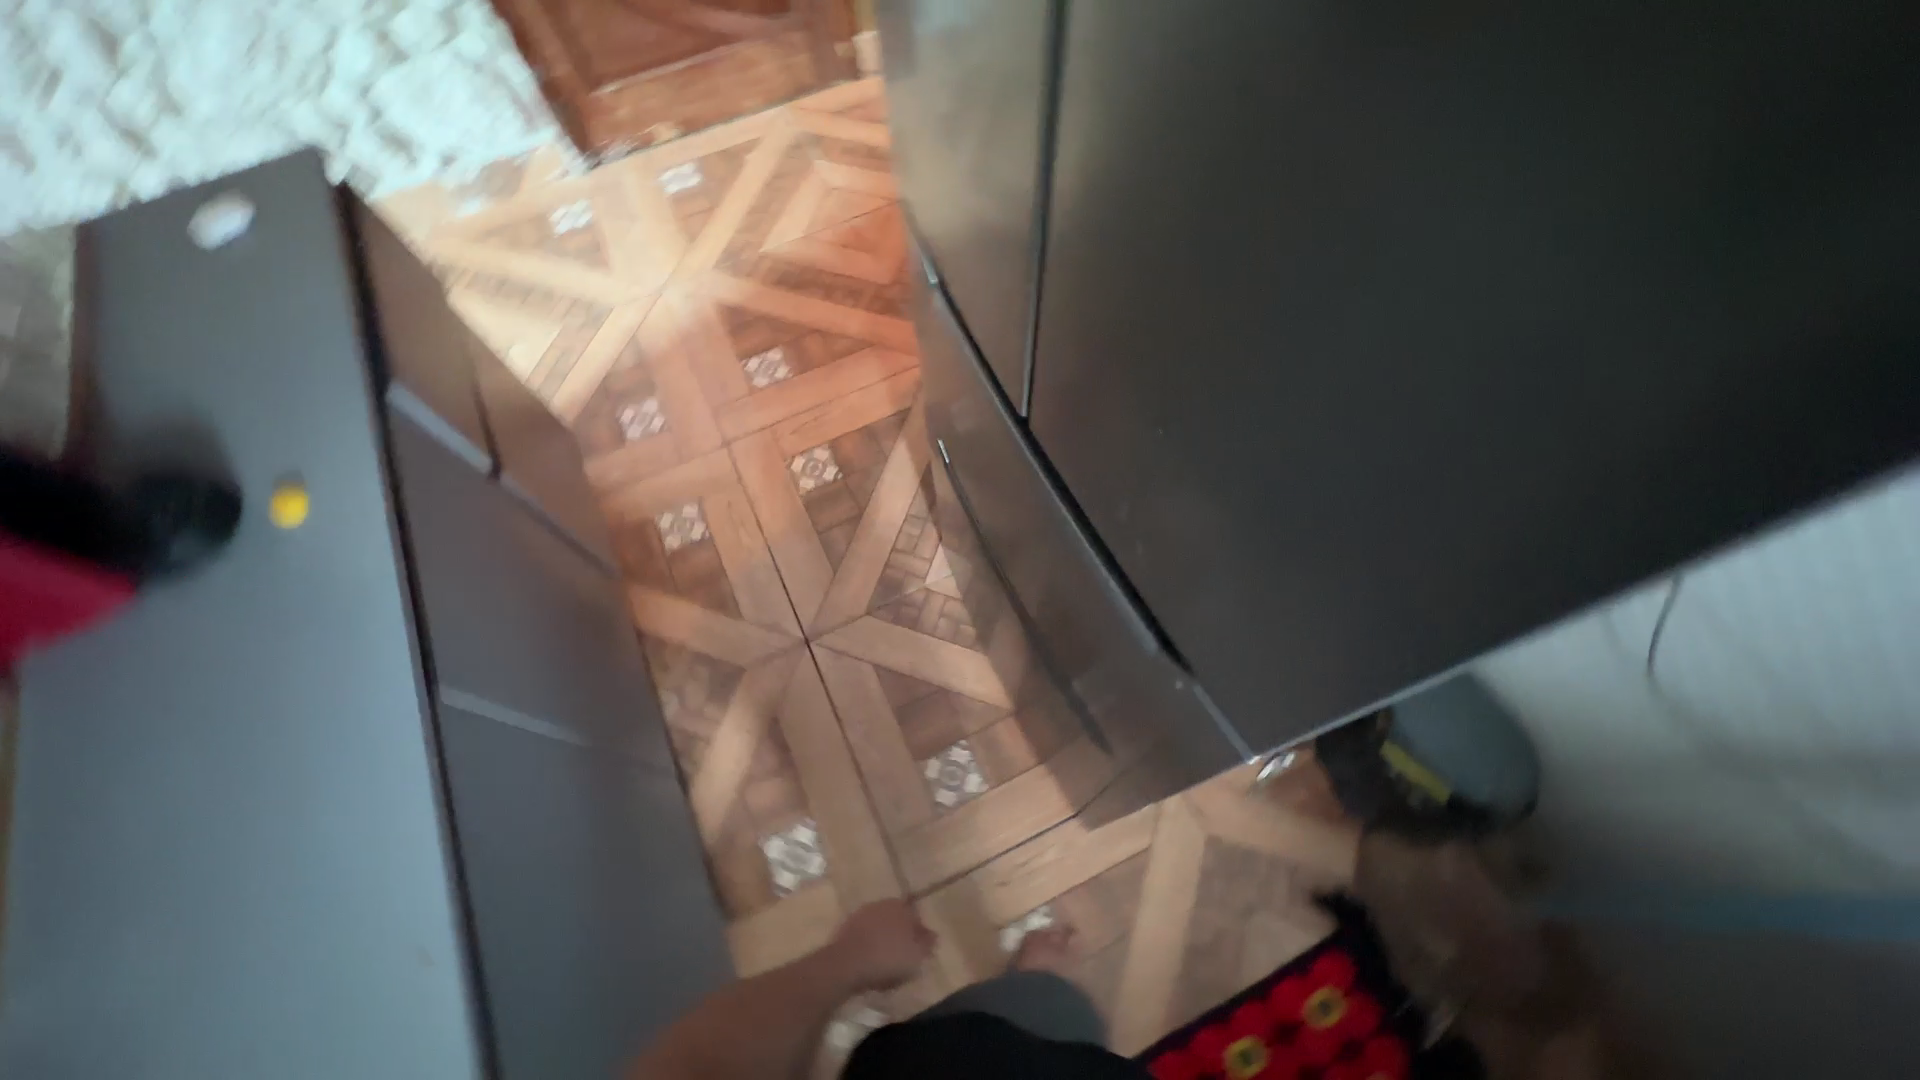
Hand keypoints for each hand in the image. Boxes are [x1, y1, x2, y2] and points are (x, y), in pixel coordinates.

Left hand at [828, 899, 935, 990]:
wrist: (846, 964)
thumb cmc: (887, 959)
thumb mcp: (916, 957)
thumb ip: (927, 944)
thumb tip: (934, 935)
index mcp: (901, 907)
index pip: (915, 918)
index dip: (919, 935)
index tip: (920, 951)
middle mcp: (882, 904)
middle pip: (897, 919)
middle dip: (901, 934)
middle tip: (904, 956)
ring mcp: (862, 914)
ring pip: (879, 926)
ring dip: (883, 939)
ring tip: (886, 962)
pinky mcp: (846, 927)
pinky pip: (864, 936)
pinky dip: (868, 945)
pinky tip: (869, 961)